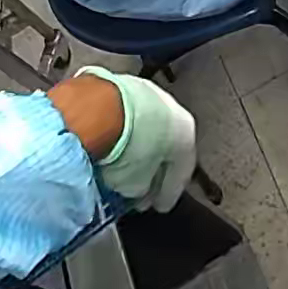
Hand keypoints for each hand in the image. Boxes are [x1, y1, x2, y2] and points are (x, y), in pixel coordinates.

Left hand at [74, 67, 196, 210]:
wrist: (101, 107)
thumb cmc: (128, 147)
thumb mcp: (137, 184)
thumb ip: (142, 188)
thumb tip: (136, 187)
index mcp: (186, 131)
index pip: (182, 169)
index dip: (169, 192)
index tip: (158, 206)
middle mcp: (172, 107)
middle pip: (164, 143)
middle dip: (151, 167)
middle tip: (138, 189)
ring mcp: (147, 91)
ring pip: (145, 126)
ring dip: (134, 147)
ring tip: (118, 166)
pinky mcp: (120, 82)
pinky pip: (124, 113)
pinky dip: (118, 130)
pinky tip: (106, 145)